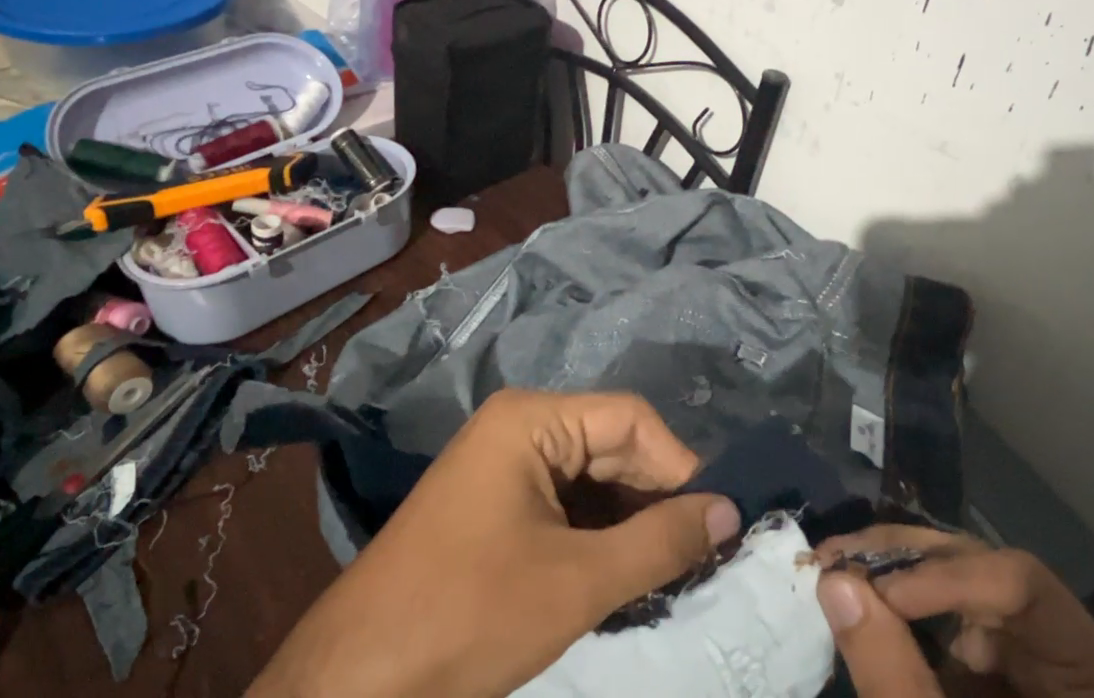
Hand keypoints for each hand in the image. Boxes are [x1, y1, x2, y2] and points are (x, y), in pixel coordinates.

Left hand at [249, 390, 741, 697]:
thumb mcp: (579, 580)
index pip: (632, 420)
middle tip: (701, 558)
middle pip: (613, 448)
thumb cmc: (471, 612)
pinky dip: (599, 539)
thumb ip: (662, 541)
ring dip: (632, 524)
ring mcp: (503, 469)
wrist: (362, 675)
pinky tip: (625, 578)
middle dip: (657, 500)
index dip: (680, 467)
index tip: (717, 526)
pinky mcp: (496, 508)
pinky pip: (566, 507)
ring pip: (593, 482)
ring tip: (670, 574)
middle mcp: (518, 430)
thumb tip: (731, 511)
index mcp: (531, 420)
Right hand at [815, 525, 1093, 697]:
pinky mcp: (999, 677)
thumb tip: (834, 581)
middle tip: (833, 555)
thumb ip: (895, 677)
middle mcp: (1071, 655)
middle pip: (990, 573)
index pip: (1020, 584)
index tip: (870, 592)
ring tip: (834, 567)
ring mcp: (1035, 663)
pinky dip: (901, 608)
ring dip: (895, 572)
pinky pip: (951, 623)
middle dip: (907, 559)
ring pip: (965, 587)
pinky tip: (858, 601)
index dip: (943, 577)